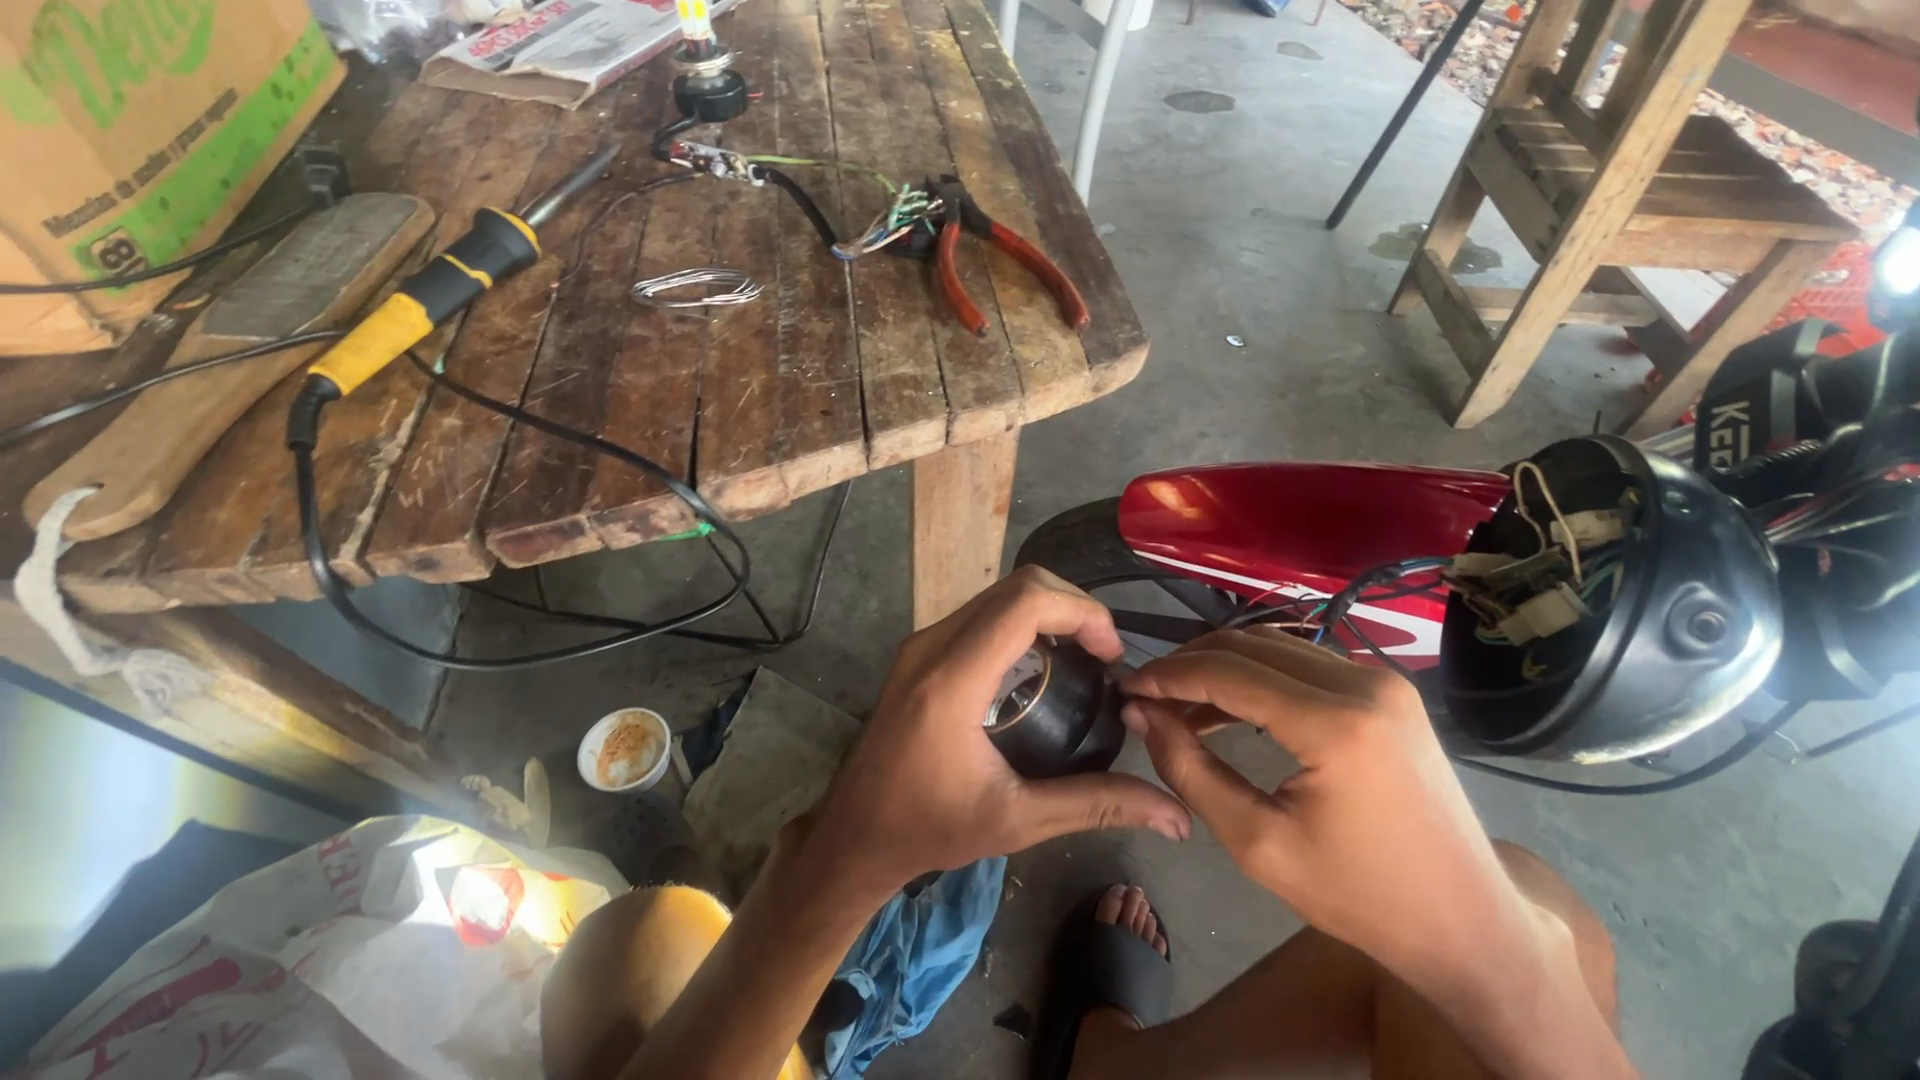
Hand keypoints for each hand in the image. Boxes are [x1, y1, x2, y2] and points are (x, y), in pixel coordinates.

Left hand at [805, 567, 1191, 894]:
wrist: (854, 835)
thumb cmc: (929, 829)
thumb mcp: (1018, 821)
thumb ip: (1097, 804)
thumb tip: (1176, 814)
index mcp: (952, 679)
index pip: (1025, 603)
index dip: (1082, 612)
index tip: (1111, 654)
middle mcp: (932, 646)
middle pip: (1016, 587)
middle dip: (1072, 607)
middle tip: (1104, 657)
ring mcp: (921, 645)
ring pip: (997, 594)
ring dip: (1047, 612)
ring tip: (1082, 661)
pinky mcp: (918, 653)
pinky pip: (980, 614)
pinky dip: (1021, 623)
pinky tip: (1042, 668)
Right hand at [1120, 627, 1535, 989]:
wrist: (1467, 920)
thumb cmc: (1358, 895)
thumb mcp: (1257, 843)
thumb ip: (1189, 769)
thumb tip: (1140, 714)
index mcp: (1333, 723)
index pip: (1227, 671)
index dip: (1168, 675)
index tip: (1125, 687)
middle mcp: (1363, 683)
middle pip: (1250, 645)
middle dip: (1189, 664)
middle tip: (1146, 695)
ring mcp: (1384, 681)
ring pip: (1278, 647)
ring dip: (1223, 666)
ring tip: (1179, 704)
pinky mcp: (1390, 692)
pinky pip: (1307, 664)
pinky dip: (1260, 675)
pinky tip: (1230, 707)